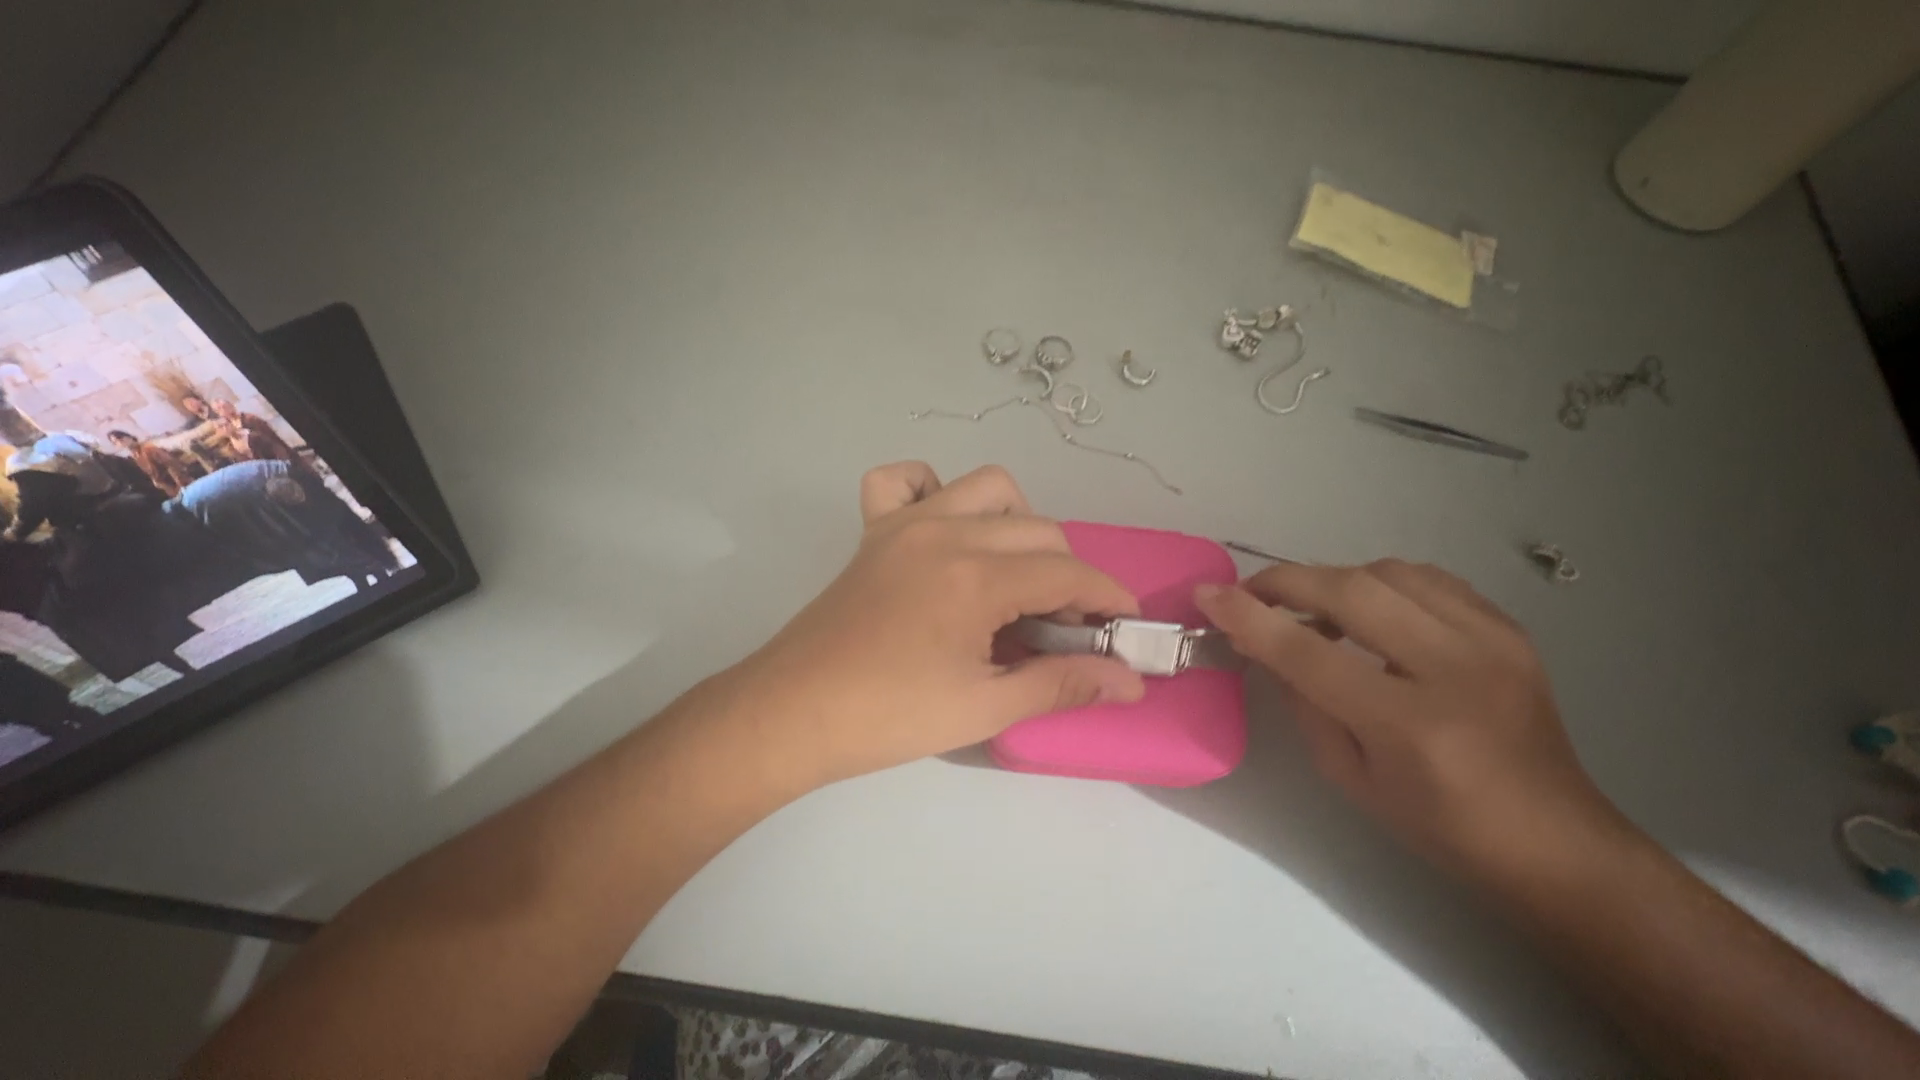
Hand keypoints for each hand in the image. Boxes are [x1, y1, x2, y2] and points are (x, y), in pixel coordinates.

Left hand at [732, 463, 1145, 788]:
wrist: (792, 713)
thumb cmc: (889, 717)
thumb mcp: (984, 707)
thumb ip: (1062, 684)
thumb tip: (1130, 681)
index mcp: (976, 577)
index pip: (1066, 573)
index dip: (1106, 597)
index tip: (1125, 625)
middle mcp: (945, 532)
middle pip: (1037, 530)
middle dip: (1067, 574)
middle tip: (1063, 627)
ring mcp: (904, 524)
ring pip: (986, 488)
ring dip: (1017, 523)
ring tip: (1013, 576)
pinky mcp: (873, 531)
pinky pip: (905, 480)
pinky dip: (934, 491)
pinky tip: (945, 532)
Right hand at [1195, 559, 1627, 881]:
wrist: (1553, 838)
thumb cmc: (1439, 826)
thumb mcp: (1351, 778)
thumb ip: (1304, 704)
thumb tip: (1266, 645)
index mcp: (1411, 726)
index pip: (1310, 652)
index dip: (1250, 618)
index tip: (1207, 595)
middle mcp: (1456, 669)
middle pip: (1352, 591)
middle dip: (1288, 582)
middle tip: (1252, 593)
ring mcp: (1492, 641)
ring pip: (1390, 572)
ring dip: (1335, 579)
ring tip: (1311, 607)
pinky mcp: (1510, 628)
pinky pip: (1429, 580)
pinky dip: (1383, 584)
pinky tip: (1369, 609)